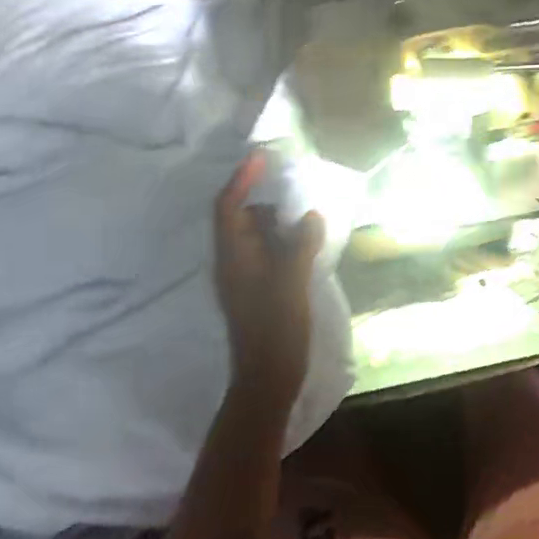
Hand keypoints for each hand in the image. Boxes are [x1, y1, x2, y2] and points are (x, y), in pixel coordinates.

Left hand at [214, 151, 325, 405]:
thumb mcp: (292, 284)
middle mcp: (234, 264)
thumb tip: (310, 215)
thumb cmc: (276, 331)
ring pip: (256, 239)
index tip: (261, 157)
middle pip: (241, 220)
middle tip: (294, 187)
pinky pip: (268, 257)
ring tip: (307, 216)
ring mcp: (245, 280)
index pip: (228, 207)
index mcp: (233, 258)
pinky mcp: (258, 293)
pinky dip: (284, 245)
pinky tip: (308, 246)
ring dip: (277, 224)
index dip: (242, 179)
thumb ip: (300, 245)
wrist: (267, 380)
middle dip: (264, 200)